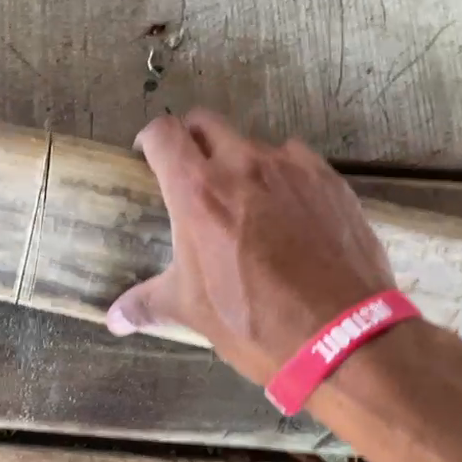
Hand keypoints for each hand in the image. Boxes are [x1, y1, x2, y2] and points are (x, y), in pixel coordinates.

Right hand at [105, 110, 395, 384]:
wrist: (347, 339)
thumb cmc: (255, 322)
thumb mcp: (193, 311)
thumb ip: (147, 303)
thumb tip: (114, 319)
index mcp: (197, 190)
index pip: (162, 132)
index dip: (150, 138)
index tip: (148, 154)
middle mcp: (240, 164)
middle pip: (205, 122)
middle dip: (191, 138)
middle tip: (192, 169)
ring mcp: (290, 168)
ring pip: (252, 142)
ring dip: (239, 159)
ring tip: (245, 196)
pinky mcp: (329, 179)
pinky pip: (295, 159)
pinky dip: (282, 173)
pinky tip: (288, 206)